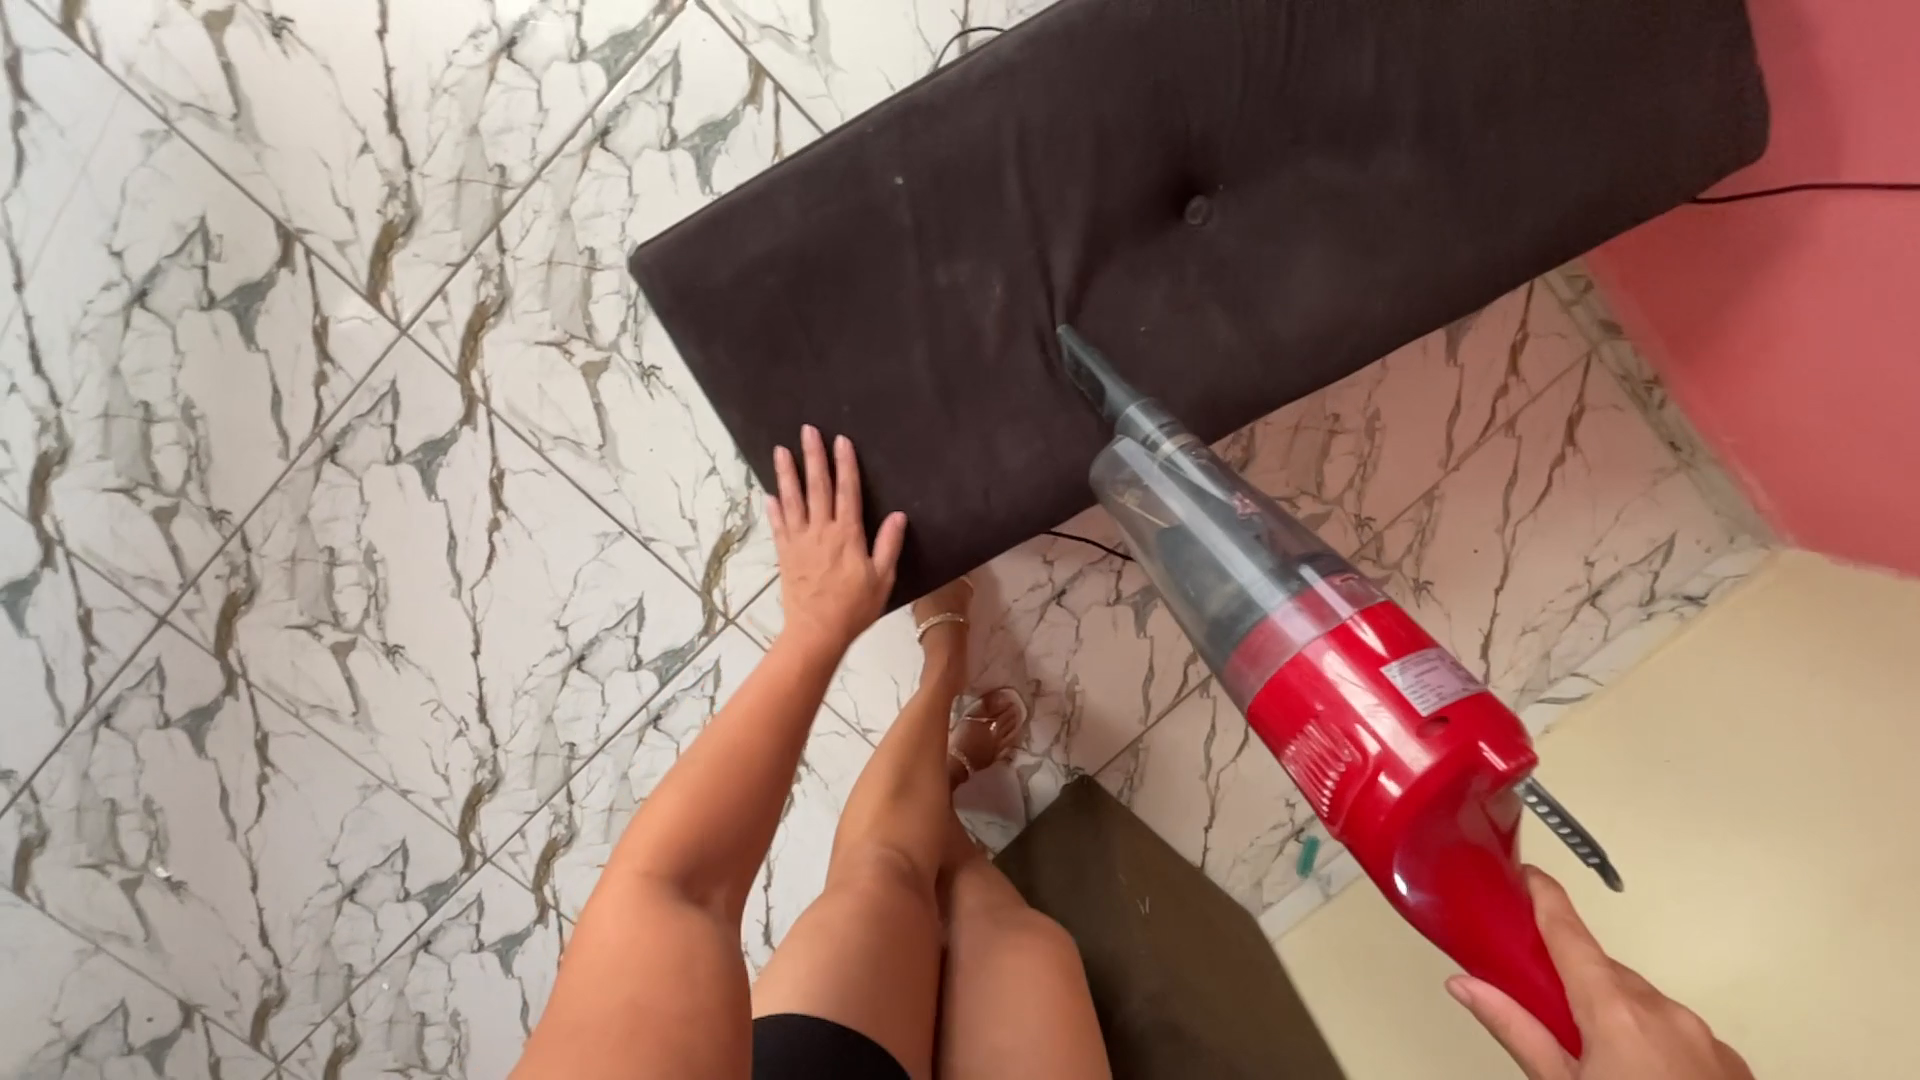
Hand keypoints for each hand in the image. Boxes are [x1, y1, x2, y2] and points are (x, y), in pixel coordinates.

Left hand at [767, 425, 907, 655]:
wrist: (817, 632)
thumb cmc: (854, 608)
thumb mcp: (882, 578)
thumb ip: (888, 544)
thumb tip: (898, 516)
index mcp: (848, 535)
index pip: (847, 491)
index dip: (845, 465)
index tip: (840, 441)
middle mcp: (821, 532)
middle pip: (817, 487)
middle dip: (813, 457)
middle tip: (807, 431)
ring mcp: (800, 542)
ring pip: (792, 500)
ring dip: (787, 474)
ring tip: (781, 450)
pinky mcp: (786, 555)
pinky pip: (779, 526)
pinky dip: (774, 508)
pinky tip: (770, 494)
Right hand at [1448, 867, 1752, 1079]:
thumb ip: (1513, 1028)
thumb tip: (1463, 984)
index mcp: (1617, 1010)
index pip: (1570, 932)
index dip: (1545, 896)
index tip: (1528, 874)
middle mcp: (1667, 1013)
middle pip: (1603, 971)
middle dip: (1570, 977)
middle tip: (1540, 1000)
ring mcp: (1707, 1041)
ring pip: (1640, 1001)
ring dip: (1610, 1009)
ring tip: (1590, 1052)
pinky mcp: (1732, 1068)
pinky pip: (1675, 1030)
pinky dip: (1648, 1036)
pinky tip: (1635, 1071)